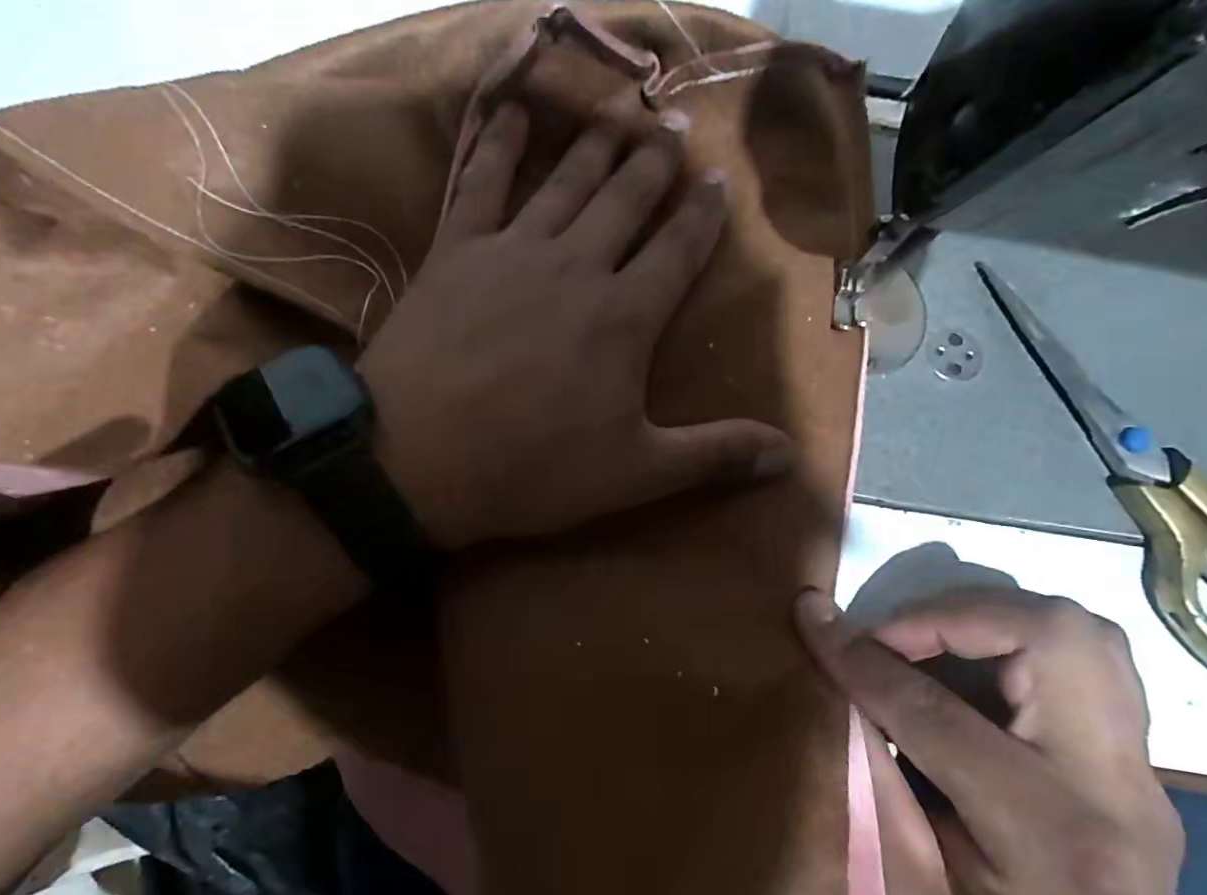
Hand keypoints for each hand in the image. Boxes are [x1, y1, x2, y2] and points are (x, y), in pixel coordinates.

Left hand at [358, 100, 791, 548]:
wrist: (417, 460)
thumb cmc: (537, 469)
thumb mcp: (639, 472)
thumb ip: (715, 454)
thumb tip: (788, 454)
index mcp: (625, 317)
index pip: (677, 250)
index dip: (702, 214)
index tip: (718, 179)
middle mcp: (577, 267)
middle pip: (625, 200)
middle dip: (655, 162)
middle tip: (675, 126)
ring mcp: (512, 251)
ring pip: (565, 181)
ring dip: (595, 143)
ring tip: (620, 111)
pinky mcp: (456, 252)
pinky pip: (481, 181)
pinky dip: (497, 144)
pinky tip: (512, 114)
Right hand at [794, 587, 1201, 894]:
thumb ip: (872, 796)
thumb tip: (840, 694)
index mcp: (1051, 839)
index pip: (946, 716)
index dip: (868, 663)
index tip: (816, 621)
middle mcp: (1118, 788)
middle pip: (1054, 638)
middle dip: (954, 614)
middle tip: (887, 633)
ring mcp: (1145, 773)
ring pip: (1086, 633)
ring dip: (995, 618)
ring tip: (927, 639)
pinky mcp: (1143, 767)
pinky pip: (1094, 662)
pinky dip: (1025, 640)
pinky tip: (978, 667)